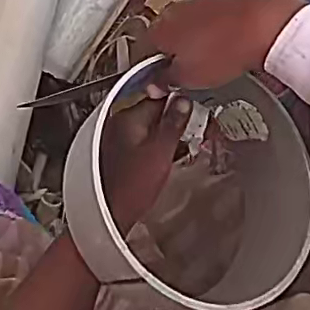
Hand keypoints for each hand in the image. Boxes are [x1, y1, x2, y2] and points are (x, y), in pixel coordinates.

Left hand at [100, 95, 193, 227]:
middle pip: (153, 110)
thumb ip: (173, 123)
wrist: (114, 213)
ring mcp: (119, 137)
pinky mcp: (121, 152)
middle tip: (193, 127)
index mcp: (128, 117)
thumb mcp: (161, 151)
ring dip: (166, 131)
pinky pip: (144, 139)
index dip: (179, 102)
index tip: (195, 110)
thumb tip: (183, 100)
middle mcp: (119, 122)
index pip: (158, 96)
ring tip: (183, 142)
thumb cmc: (134, 185)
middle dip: (173, 117)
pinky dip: (156, 143)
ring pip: (149, 125)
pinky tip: (167, 154)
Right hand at [147, 0, 305, 90]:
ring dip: (195, 43)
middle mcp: (174, 11)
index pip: (142, 50)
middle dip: (173, 55)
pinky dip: (215, 33)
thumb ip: (166, 80)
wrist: (263, 24)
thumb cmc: (224, 49)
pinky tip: (227, 48)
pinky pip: (211, 21)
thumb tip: (155, 83)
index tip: (158, 82)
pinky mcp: (222, 0)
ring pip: (188, 27)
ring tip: (210, 62)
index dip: (149, 69)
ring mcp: (199, 3)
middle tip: (185, 75)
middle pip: (165, 36)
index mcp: (159, 29)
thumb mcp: (188, 77)